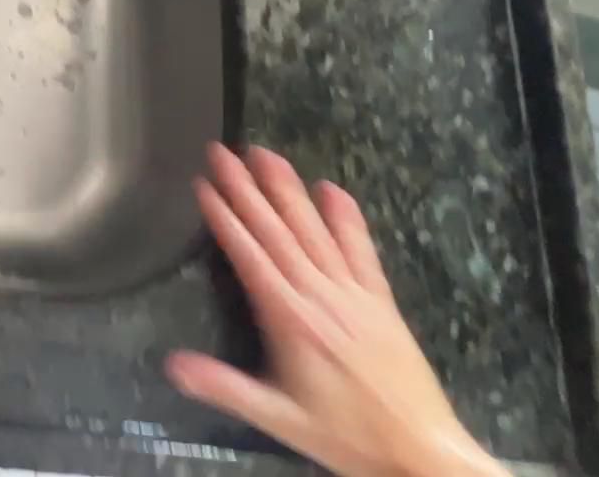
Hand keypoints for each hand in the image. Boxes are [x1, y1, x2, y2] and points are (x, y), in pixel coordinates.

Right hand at [166, 144, 508, 476]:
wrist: (427, 455)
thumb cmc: (346, 436)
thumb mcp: (279, 419)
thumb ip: (224, 387)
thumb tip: (170, 364)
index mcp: (289, 317)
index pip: (248, 253)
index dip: (224, 216)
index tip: (203, 183)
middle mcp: (318, 294)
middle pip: (275, 230)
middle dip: (245, 187)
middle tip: (222, 151)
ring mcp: (353, 293)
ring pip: (313, 229)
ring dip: (287, 189)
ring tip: (265, 153)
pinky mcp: (380, 300)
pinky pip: (361, 250)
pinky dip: (346, 217)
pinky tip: (332, 188)